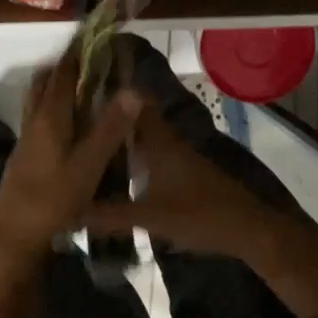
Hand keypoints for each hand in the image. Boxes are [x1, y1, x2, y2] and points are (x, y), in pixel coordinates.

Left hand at [0, 39, 140, 256]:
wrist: (14, 236)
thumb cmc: (53, 199)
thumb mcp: (89, 166)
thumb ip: (110, 128)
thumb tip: (132, 89)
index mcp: (50, 116)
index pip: (64, 72)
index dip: (79, 53)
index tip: (97, 39)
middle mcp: (34, 119)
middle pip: (46, 81)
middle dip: (66, 67)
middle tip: (92, 63)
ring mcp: (25, 138)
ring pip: (39, 100)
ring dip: (58, 88)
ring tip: (85, 91)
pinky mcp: (24, 155)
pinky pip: (38, 118)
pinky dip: (54, 109)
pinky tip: (71, 127)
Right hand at [83, 101, 307, 261]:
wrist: (247, 228)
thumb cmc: (199, 215)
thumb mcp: (150, 218)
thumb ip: (110, 215)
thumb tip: (70, 212)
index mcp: (160, 141)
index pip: (134, 102)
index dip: (112, 92)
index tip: (83, 88)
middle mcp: (168, 140)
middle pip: (137, 118)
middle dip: (111, 116)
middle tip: (78, 118)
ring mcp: (178, 155)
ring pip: (145, 135)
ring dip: (123, 135)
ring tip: (91, 141)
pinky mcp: (185, 170)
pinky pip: (153, 151)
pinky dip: (135, 152)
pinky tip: (120, 167)